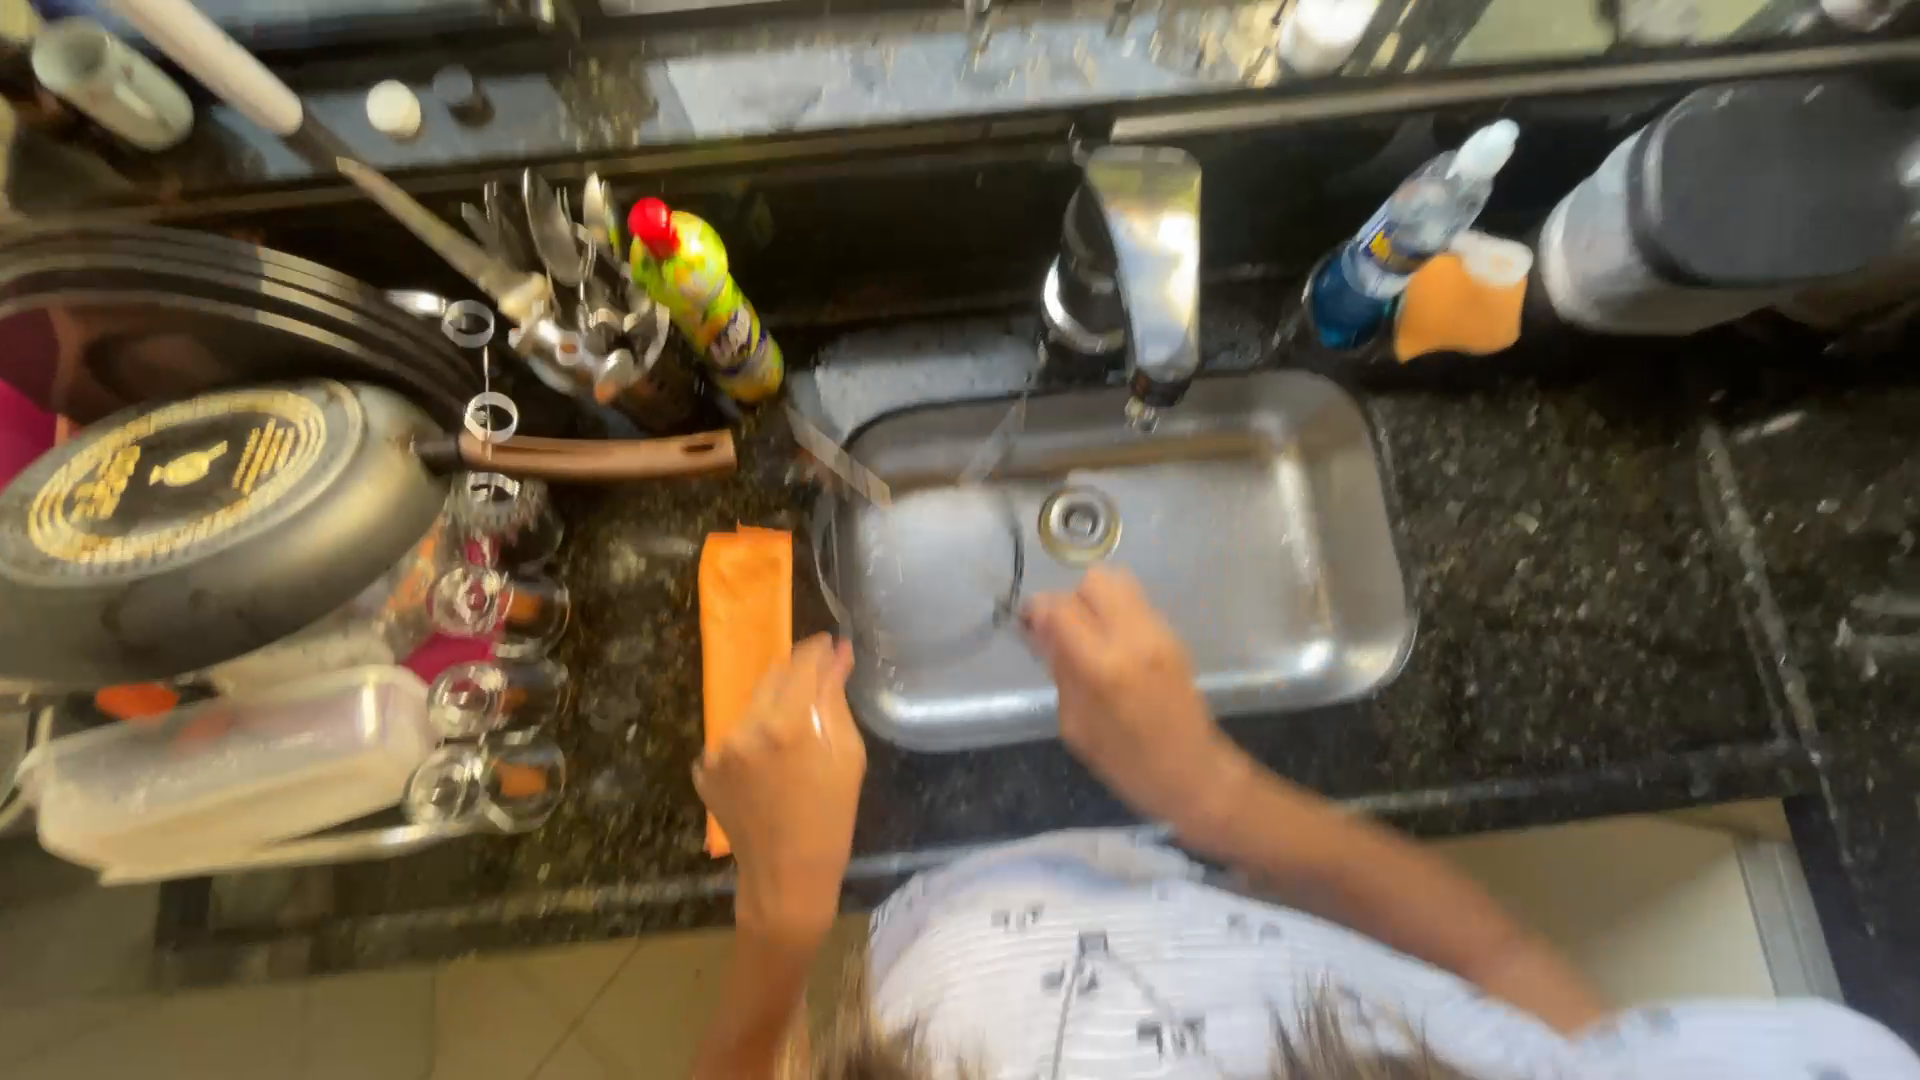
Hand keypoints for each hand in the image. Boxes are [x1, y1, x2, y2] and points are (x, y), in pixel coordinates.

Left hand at [693, 634, 865, 946]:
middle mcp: (745, 728)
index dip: (818, 650)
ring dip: (773, 704)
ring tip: (794, 725)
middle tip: (816, 672)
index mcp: (785, 724)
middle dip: (796, 671)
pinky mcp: (704, 767)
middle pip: (772, 677)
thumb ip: (835, 698)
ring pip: (752, 705)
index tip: (830, 644)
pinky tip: (770, 757)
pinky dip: (753, 734)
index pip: (802, 664)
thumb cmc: (832, 814)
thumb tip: (838, 654)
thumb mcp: (848, 753)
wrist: (787, 875)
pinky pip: (735, 734)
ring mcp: (718, 749)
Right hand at [1023, 566, 1250, 833]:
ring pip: (1119, 583)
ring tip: (1087, 636)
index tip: (1030, 626)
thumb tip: (1040, 629)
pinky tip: (1111, 646)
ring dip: (1094, 602)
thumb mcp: (1078, 727)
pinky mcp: (1174, 636)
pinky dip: (1115, 613)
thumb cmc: (1128, 764)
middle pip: (1094, 581)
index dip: (1039, 610)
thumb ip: (1060, 669)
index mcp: (1104, 666)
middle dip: (1071, 599)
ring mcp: (1160, 633)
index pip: (1062, 608)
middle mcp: (1134, 638)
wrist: (1195, 774)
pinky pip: (1135, 604)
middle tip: (1063, 631)